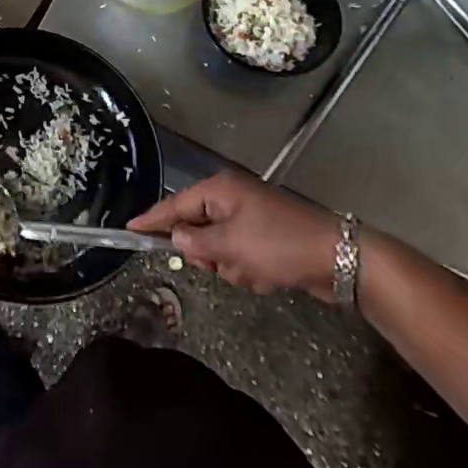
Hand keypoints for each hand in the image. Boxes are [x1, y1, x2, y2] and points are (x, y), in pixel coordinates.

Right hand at [129, 169, 341, 300]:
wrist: (337, 258)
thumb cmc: (278, 245)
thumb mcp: (229, 245)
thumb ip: (195, 242)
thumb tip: (178, 238)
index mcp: (221, 190)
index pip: (175, 204)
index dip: (152, 219)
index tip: (129, 229)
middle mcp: (232, 198)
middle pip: (197, 229)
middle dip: (208, 254)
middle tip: (221, 263)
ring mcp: (250, 218)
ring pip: (218, 249)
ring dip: (231, 267)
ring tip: (255, 271)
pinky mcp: (265, 239)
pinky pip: (240, 257)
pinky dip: (249, 271)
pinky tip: (269, 276)